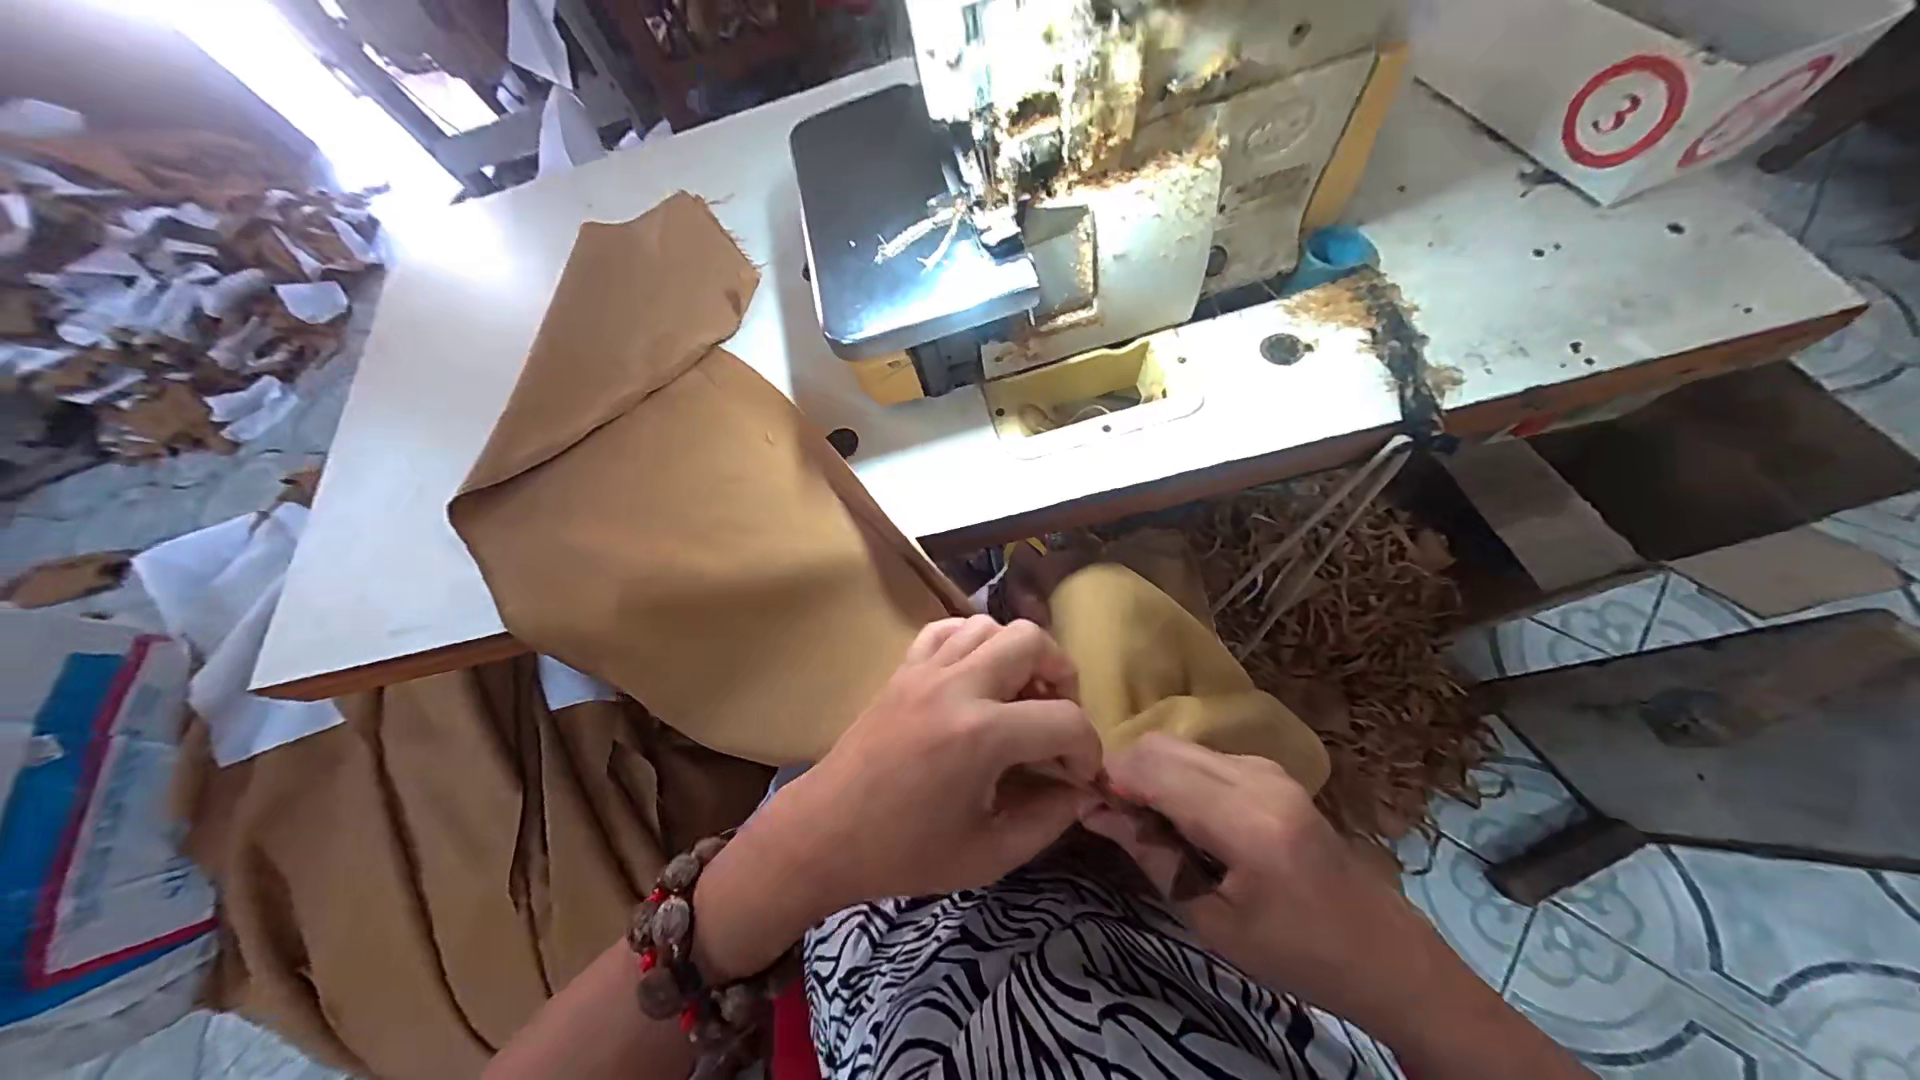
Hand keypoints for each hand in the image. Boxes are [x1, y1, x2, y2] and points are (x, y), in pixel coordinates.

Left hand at [727, 616, 1102, 921]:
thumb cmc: (904, 853)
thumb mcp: (988, 855)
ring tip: (1017, 696)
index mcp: (980, 735)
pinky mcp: (902, 668)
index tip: (1080, 776)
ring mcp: (924, 670)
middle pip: (1033, 641)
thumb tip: (1082, 789)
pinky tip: (976, 675)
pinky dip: (973, 641)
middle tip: (1055, 718)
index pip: (1065, 719)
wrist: (824, 834)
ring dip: (1018, 655)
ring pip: (990, 625)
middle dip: (1062, 676)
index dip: (1088, 749)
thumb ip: (1048, 820)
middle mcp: (956, 686)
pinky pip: (947, 629)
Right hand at [1082, 734, 1448, 1026]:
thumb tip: (1092, 811)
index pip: (1152, 767)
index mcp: (1246, 820)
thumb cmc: (1299, 955)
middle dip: (1125, 773)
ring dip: (1149, 773)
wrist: (1387, 954)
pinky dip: (1175, 776)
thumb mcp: (1213, 921)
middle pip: (1161, 745)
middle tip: (1116, 820)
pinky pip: (1201, 757)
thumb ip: (1151, 855)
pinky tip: (1182, 819)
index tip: (1091, 811)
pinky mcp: (1271, 771)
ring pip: (1178, 746)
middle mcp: (1258, 776)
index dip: (1110, 779)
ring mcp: (1268, 768)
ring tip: (1149, 825)